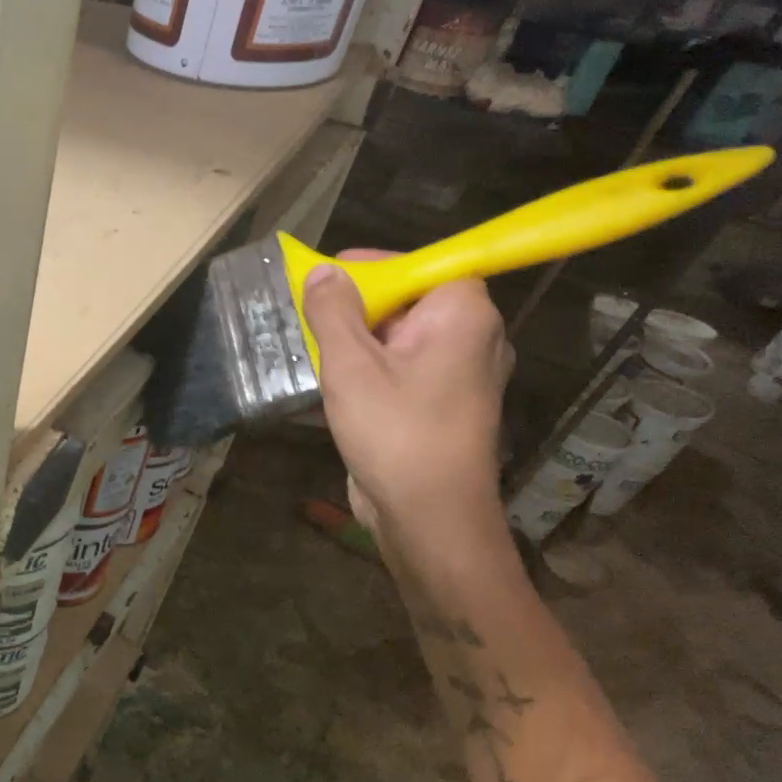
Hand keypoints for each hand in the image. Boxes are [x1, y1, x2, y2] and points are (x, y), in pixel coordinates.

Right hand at [303, 252, 513, 573]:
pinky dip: (370, 371)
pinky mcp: (443, 406)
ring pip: (401, 340)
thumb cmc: (395, 433)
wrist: (429, 514)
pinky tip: (333, 388)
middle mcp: (473, 337)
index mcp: (462, 315)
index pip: (419, 266)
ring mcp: (460, 375)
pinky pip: (403, 370)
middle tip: (309, 322)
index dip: (370, 269)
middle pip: (409, 302)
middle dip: (356, 309)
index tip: (323, 281)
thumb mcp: (350, 367)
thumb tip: (322, 272)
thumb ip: (333, 313)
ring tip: (313, 354)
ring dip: (357, 344)